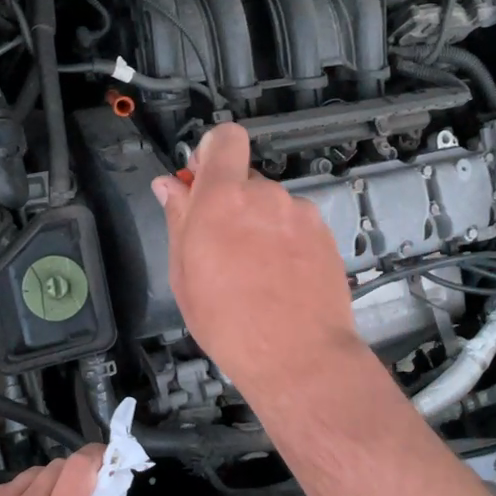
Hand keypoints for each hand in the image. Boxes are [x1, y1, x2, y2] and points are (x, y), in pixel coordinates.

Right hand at [151, 123, 365, 401]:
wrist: (298, 356)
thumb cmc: (230, 322)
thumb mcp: (185, 273)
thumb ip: (179, 219)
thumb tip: (171, 186)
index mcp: (223, 198)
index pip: (224, 139)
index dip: (211, 152)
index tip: (201, 179)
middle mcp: (266, 195)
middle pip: (245, 180)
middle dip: (231, 203)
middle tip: (220, 247)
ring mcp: (300, 213)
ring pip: (271, 206)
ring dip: (259, 225)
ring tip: (253, 272)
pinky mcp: (324, 234)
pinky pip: (295, 225)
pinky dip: (285, 242)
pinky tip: (279, 278)